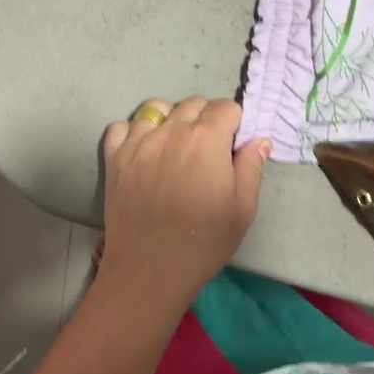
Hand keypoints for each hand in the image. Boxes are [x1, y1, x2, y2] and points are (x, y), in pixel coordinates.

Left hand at [97, 96, 269, 316]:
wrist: (150, 269)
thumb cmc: (204, 242)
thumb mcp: (243, 209)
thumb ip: (251, 167)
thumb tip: (258, 139)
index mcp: (206, 139)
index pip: (226, 107)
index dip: (234, 124)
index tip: (233, 148)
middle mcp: (171, 130)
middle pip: (193, 103)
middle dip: (206, 119)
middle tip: (208, 151)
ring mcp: (138, 142)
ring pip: (157, 108)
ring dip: (171, 119)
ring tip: (175, 146)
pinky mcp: (115, 158)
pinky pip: (122, 127)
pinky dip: (134, 132)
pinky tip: (144, 152)